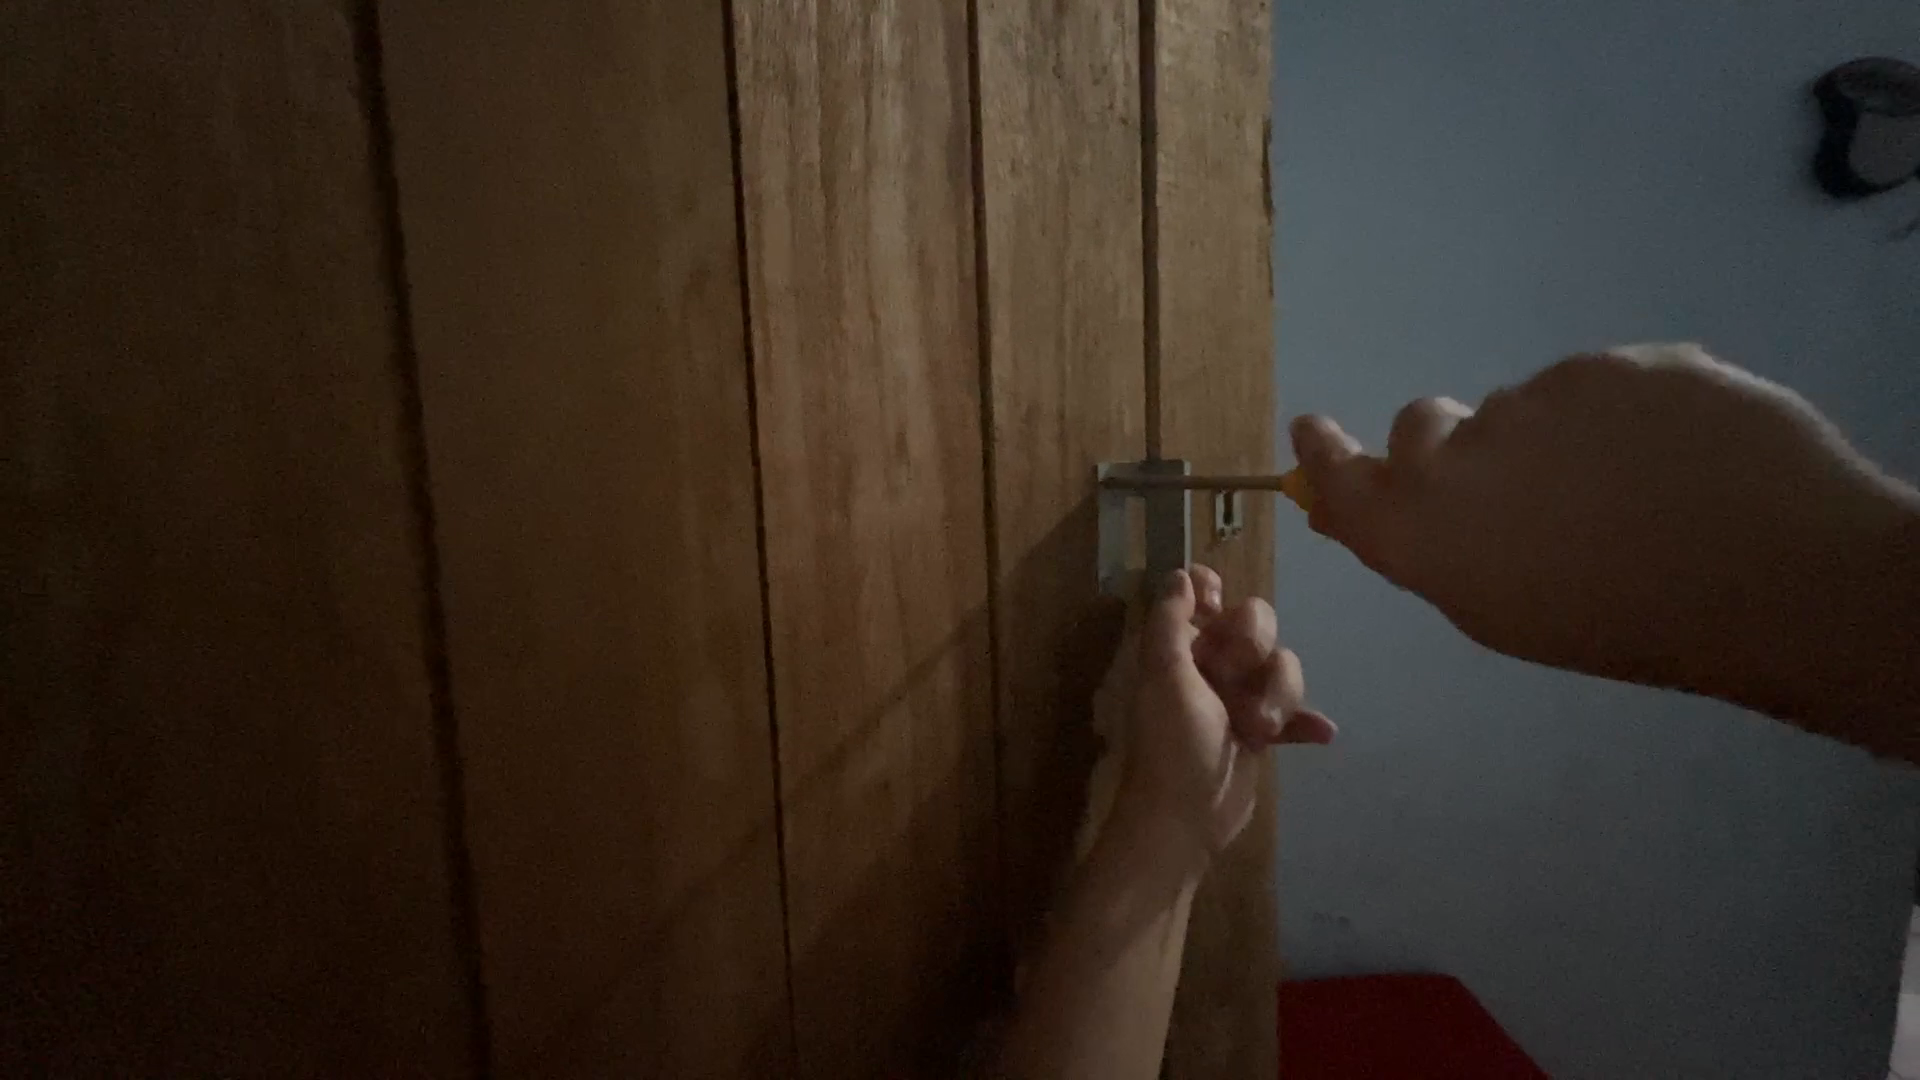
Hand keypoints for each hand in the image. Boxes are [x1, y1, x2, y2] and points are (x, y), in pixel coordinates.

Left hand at [1099, 566, 1333, 869]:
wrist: (1186, 819)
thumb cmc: (1172, 744)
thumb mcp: (1166, 677)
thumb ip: (1170, 623)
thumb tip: (1181, 573)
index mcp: (1179, 648)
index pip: (1199, 597)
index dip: (1213, 592)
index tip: (1219, 605)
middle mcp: (1209, 664)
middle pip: (1253, 625)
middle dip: (1254, 650)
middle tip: (1234, 679)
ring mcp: (1237, 697)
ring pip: (1280, 667)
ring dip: (1277, 695)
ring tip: (1259, 729)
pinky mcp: (1260, 731)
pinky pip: (1294, 713)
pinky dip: (1303, 721)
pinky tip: (1318, 734)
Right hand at [1288, 343, 1915, 713]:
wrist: (1778, 584)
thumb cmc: (1610, 621)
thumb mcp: (1485, 606)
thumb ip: (1414, 544)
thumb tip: (1353, 503)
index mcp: (1418, 525)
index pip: (1338, 472)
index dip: (1321, 449)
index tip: (1311, 427)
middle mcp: (1453, 456)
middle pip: (1422, 422)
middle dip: (1450, 442)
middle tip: (1518, 481)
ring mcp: (1533, 402)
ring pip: (1517, 406)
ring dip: (1544, 435)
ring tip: (1620, 482)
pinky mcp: (1613, 365)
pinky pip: (1593, 383)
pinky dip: (1616, 413)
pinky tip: (1669, 454)